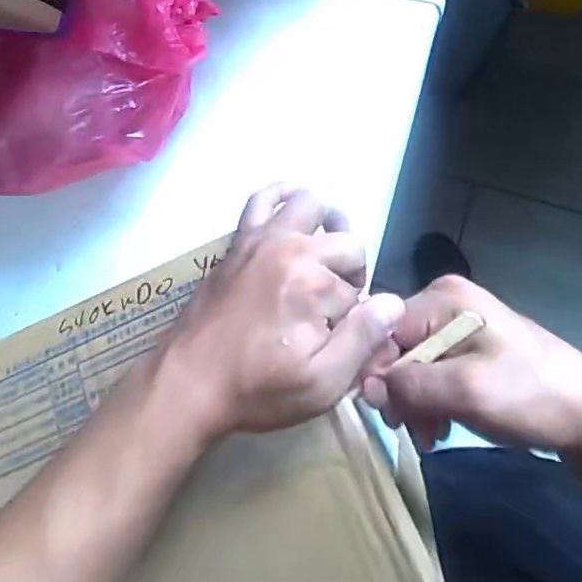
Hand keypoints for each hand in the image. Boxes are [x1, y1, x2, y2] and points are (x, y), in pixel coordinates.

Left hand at [159, 184, 404, 443]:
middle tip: (335, 308)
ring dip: (329, 224)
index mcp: (313, 283)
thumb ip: (362, 339)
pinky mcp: (239, 242)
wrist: (188, 381)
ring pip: (310, 204)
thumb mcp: (321, 382)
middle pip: (345, 242)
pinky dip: (282, 193)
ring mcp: (261, 239)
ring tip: (328, 254)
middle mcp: (290, 249)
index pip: (359, 289)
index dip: (358, 315)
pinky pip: (261, 199)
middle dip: (351, 271)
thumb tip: (394, 303)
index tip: (340, 337)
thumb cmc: (256, 388)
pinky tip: (294, 200)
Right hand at [360, 276, 581, 455]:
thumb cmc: (530, 396)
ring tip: (431, 434)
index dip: (377, 370)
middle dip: (399, 390)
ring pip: (414, 361)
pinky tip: (443, 424)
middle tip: (412, 429)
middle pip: (398, 345)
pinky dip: (433, 398)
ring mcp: (462, 322)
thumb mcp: (465, 391)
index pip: (383, 328)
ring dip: (415, 400)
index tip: (387, 412)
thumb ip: (408, 385)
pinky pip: (435, 368)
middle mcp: (447, 301)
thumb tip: (366, 386)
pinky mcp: (474, 346)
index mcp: (443, 297)